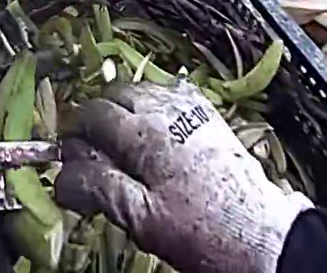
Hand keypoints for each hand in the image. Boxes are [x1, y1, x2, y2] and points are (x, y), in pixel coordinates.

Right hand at [56, 81, 312, 272]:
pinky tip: (155, 130)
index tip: (71, 159)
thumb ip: (100, 188)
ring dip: (123, 108)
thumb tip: (62, 175)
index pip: (92, 115)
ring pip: (139, 89)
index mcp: (141, 131)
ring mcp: (185, 104)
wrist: (264, 236)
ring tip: (125, 143)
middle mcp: (160, 106)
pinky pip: (167, 91)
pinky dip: (152, 104)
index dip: (76, 135)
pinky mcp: (204, 109)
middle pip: (112, 94)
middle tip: (97, 153)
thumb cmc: (200, 232)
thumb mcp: (144, 220)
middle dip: (97, 118)